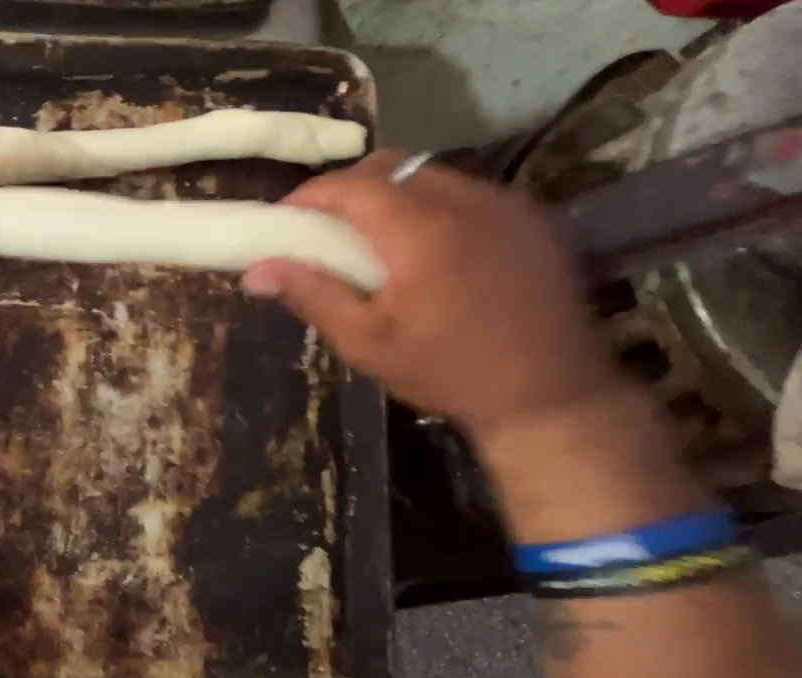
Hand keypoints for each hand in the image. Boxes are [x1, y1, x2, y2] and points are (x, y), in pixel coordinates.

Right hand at [242, 149, 621, 438]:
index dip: (309, 195)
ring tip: (365, 242)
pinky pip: (462, 191)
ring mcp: (503, 202)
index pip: (353, 185)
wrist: (546, 388)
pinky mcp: (526, 215)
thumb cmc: (445, 371)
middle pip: (390, 166)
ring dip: (387, 196)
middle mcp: (465, 200)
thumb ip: (313, 296)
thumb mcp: (366, 342)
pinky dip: (425, 206)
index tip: (279, 220)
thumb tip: (255, 271)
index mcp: (420, 232)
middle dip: (345, 189)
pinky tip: (417, 250)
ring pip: (427, 174)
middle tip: (317, 231)